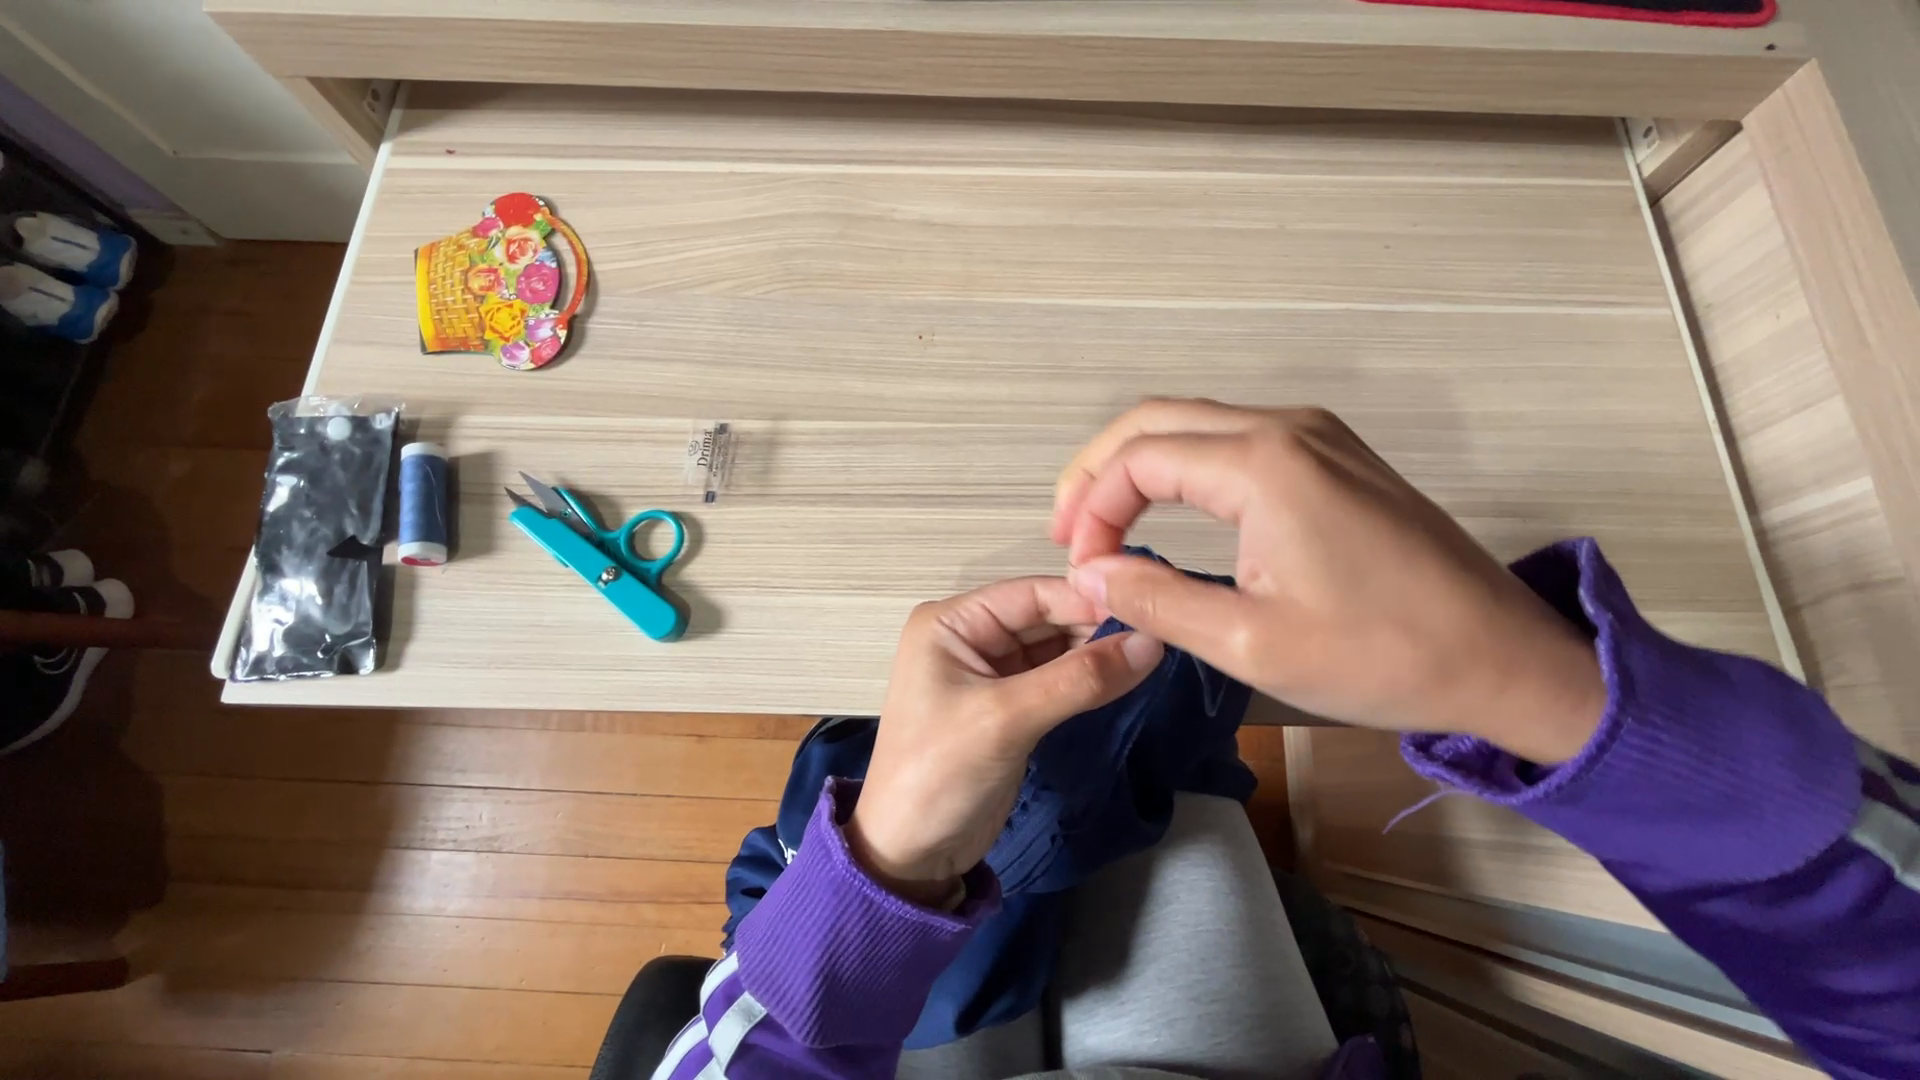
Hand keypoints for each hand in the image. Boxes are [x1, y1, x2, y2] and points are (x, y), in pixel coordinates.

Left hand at [848, 578, 1163, 905]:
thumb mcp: (1007, 719)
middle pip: (1047, 617)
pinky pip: (1055, 680)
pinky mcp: (1008, 707)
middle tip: (1158, 637)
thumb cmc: (941, 773)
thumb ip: (1079, 679)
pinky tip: (1124, 679)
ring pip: (1055, 649)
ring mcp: (990, 673)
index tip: (1148, 611)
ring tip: (1153, 656)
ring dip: (1096, 654)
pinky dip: (1085, 681)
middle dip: (1096, 627)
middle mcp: (969, 637)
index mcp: (951, 622)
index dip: (1089, 599)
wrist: (911, 854)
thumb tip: (1151, 642)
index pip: (1033, 594)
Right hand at [1051, 400, 1604, 764]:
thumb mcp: (1250, 641)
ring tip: (1103, 526)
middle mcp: (1285, 427)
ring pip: (1193, 427)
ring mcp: (1315, 435)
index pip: (1138, 458)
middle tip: (1067, 532)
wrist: (1507, 659)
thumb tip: (1088, 575)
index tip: (1081, 570)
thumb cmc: (1380, 656)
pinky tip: (1168, 512)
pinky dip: (1182, 472)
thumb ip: (1155, 599)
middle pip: (1156, 421)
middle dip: (1097, 473)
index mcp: (1262, 463)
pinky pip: (1233, 443)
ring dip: (1137, 469)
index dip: (1091, 509)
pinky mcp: (1333, 456)